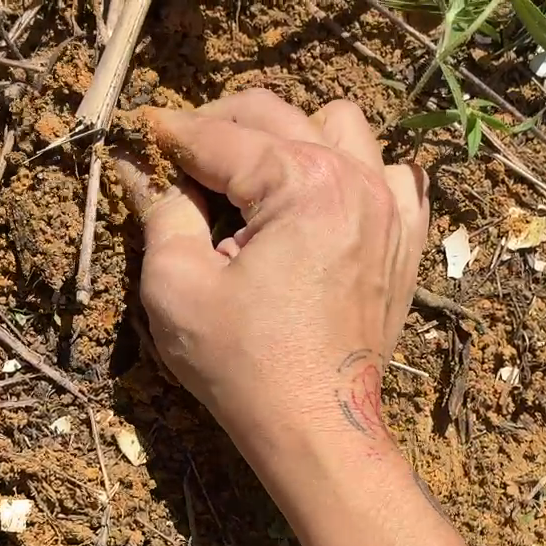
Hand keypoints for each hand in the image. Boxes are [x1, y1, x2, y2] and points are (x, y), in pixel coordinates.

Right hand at [117, 90, 430, 457]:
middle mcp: (356, 181)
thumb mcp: (178, 288)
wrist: (317, 429)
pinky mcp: (403, 244)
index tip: (142, 139)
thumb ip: (160, 213)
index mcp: (301, 184)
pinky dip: (355, 173)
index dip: (170, 136)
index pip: (219, 137)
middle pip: (276, 115)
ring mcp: (389, 211)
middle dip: (221, 128)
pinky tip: (324, 201)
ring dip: (291, 136)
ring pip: (339, 127)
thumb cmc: (246, 368)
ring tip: (258, 178)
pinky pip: (390, 177)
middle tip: (186, 162)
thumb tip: (143, 169)